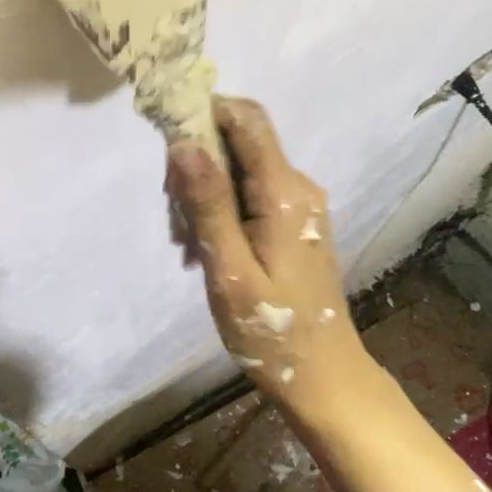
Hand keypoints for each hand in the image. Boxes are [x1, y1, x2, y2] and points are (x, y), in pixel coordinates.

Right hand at [167, 97, 365, 403]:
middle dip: (194, 164)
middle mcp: (295, 185)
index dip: (204, 111)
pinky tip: (203, 247)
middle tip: (175, 218)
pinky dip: (217, 207)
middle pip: (235, 140)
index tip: (166, 139)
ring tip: (187, 243)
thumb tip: (182, 142)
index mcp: (283, 192)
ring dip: (202, 191)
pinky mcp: (290, 219)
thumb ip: (208, 203)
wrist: (325, 381)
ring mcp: (295, 202)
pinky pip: (245, 190)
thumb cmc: (273, 331)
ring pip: (235, 166)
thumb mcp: (229, 269)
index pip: (245, 117)